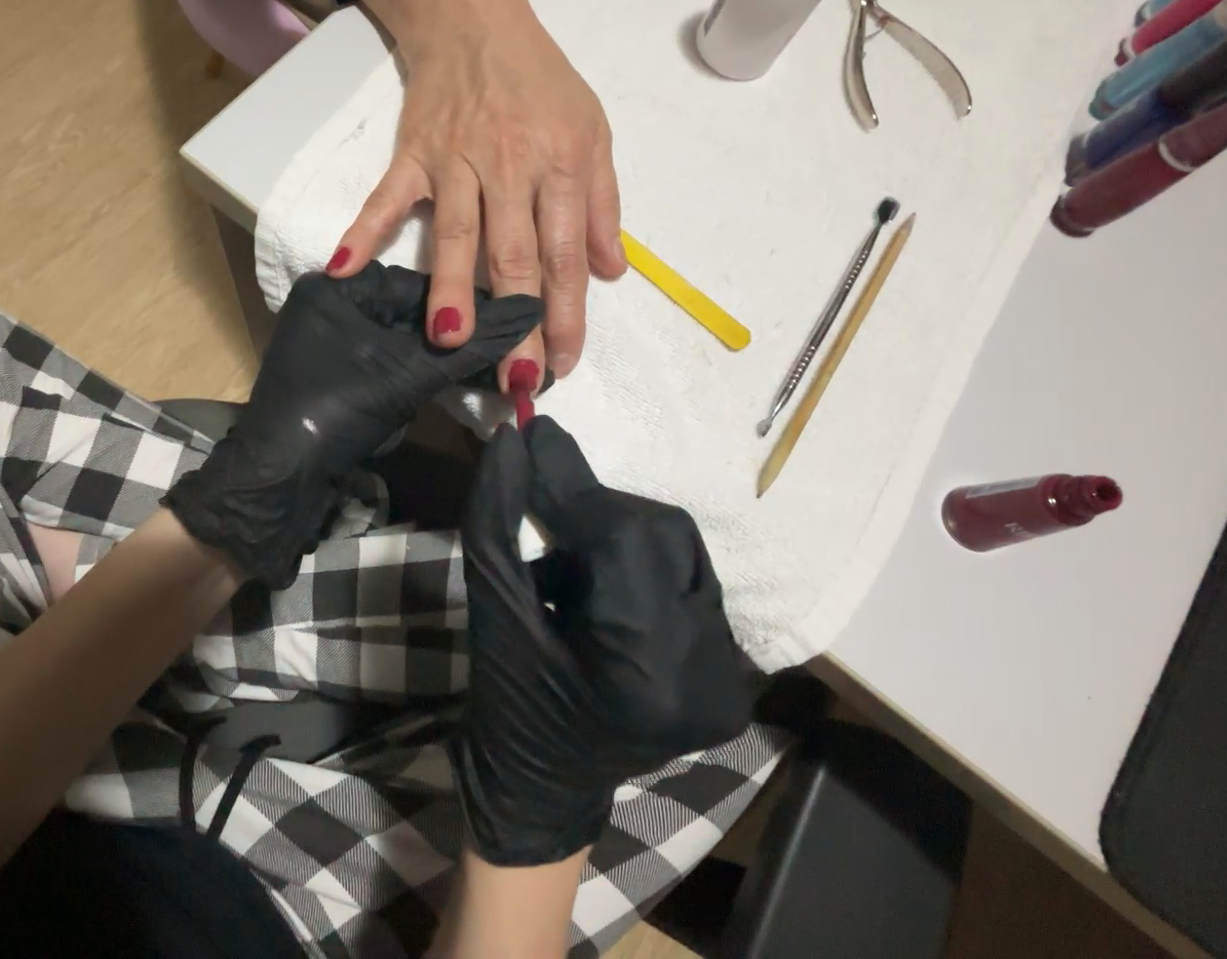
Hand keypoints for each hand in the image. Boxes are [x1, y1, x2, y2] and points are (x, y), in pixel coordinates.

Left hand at [166, 265, 540, 588]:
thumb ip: (469, 347)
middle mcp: (327, 303)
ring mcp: (328, 340)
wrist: (282, 476)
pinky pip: (385, 359)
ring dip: (439, 354)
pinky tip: (455, 378)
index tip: (510, 319)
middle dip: (454, 331)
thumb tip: (529, 315)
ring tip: (487, 364)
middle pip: (408, 309)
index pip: (414, 282)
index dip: (463, 303)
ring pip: (399, 337)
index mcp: (333, 286)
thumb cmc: (338, 410)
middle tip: (503, 347)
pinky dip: (417, 369)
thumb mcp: (407, 376)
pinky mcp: (333, 372)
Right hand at [340, 0, 626, 392]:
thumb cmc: (541, 84)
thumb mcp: (591, 132)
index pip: (564, 253)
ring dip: (451, 288)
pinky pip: (385, 198)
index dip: (564, 313)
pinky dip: (363, 231)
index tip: (560, 363)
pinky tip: (342, 269)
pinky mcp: (411, 155)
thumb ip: (600, 205)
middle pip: (513, 255)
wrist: (475, 21)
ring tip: (447, 342)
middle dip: (515, 321)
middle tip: (513, 378)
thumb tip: (611, 272)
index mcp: (560, 163)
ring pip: (455, 233)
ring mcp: (454, 161)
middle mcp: (509, 166)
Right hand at [453, 417, 750, 865]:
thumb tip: (513, 443)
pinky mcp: (733, 673)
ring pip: (680, 551)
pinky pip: (689, 582)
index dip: (573, 482)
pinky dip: (642, 568)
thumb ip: (495, 523)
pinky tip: (601, 593)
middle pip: (662, 535)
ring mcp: (731, 676)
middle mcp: (710, 673)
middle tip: (543, 515)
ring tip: (568, 571)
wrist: (544, 787)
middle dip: (595, 511)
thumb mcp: (492, 615)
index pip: (623, 538)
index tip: (532, 438)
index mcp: (646, 672)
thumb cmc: (507, 707)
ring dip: (619, 537)